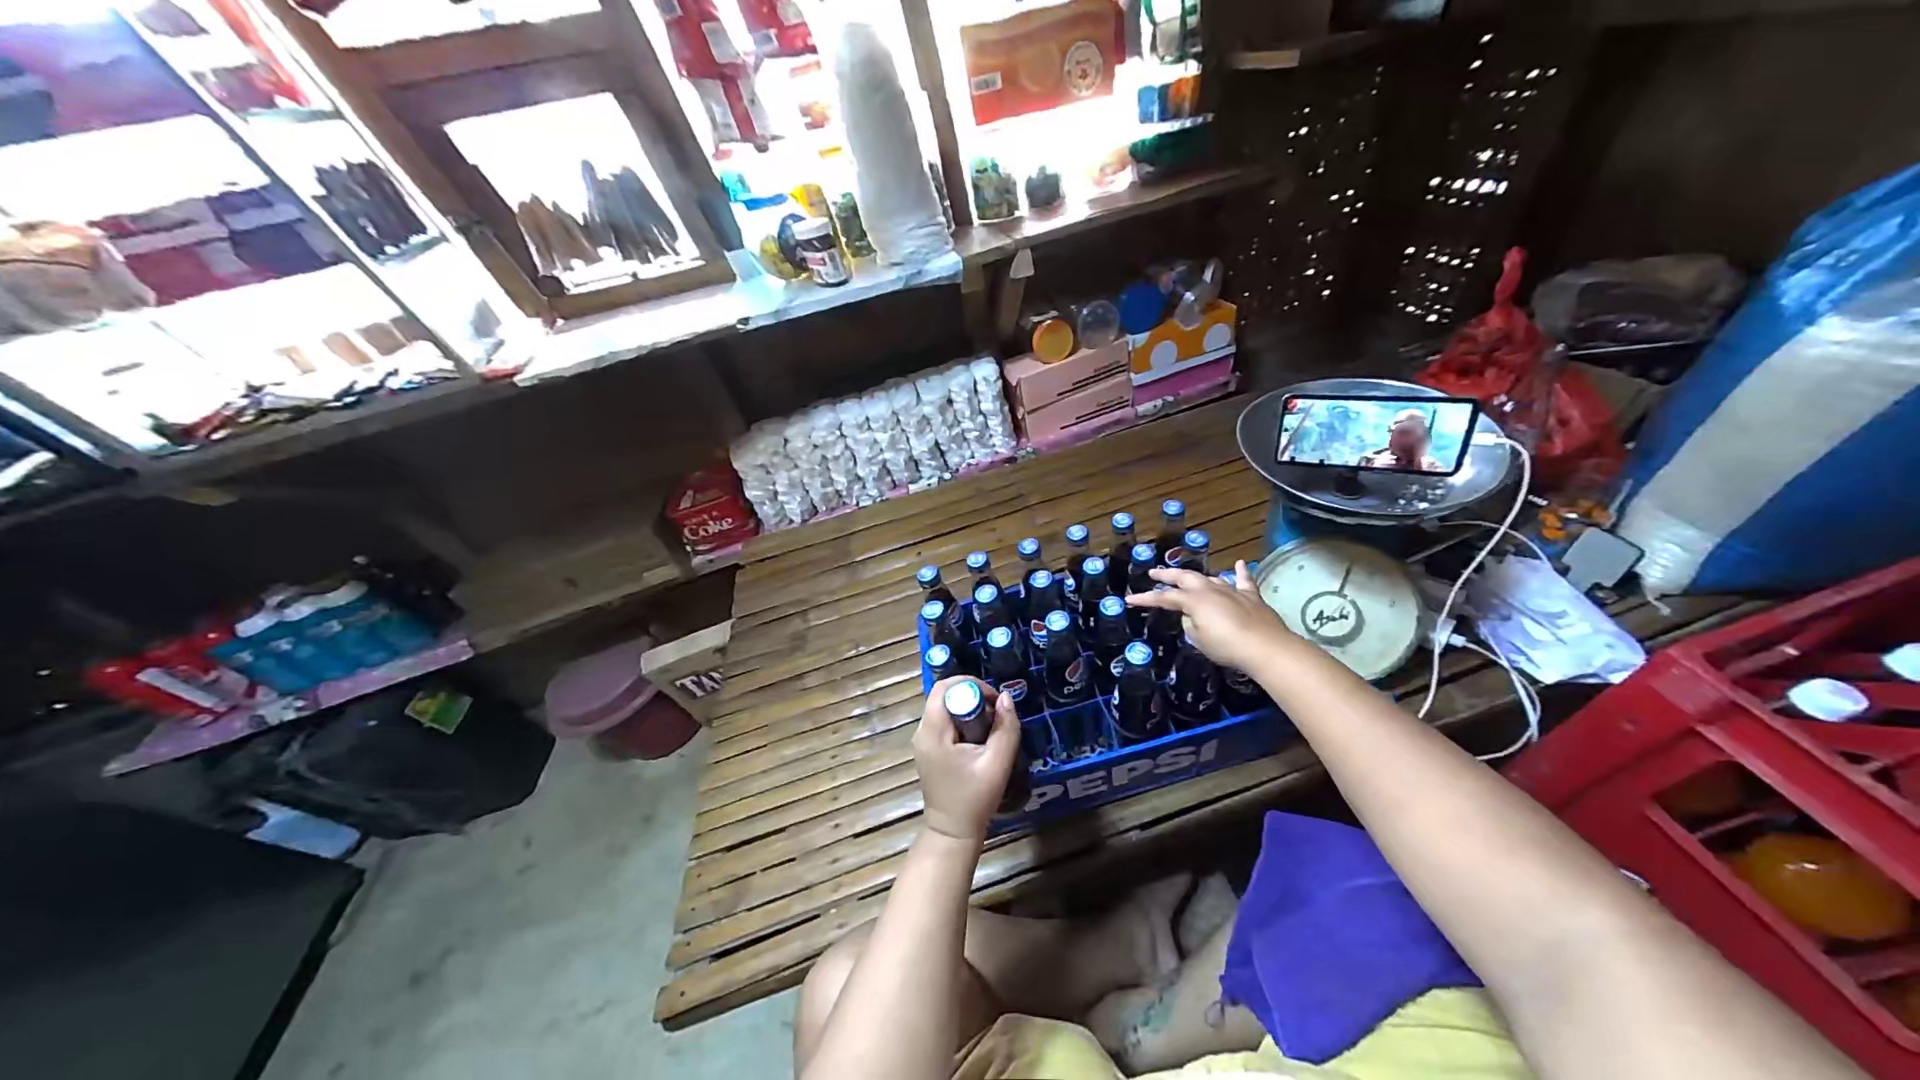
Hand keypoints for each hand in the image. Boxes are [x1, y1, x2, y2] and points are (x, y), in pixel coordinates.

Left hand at [913, 676, 1020, 841]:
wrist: (953, 832)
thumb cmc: (974, 798)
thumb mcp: (997, 763)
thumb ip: (1006, 728)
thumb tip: (1006, 698)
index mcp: (932, 731)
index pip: (945, 688)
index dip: (972, 685)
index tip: (994, 700)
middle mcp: (922, 731)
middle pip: (945, 696)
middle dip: (973, 697)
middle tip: (996, 713)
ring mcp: (923, 741)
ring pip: (946, 708)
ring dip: (970, 710)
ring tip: (991, 727)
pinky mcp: (929, 749)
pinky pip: (945, 722)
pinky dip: (963, 722)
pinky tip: (980, 740)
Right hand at [1125, 560, 1299, 672]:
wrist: (1265, 647)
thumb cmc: (1226, 646)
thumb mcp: (1199, 639)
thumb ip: (1190, 624)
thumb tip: (1191, 616)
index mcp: (1193, 600)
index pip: (1163, 598)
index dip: (1145, 599)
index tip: (1129, 599)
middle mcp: (1210, 589)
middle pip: (1184, 577)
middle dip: (1167, 575)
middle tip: (1154, 573)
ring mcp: (1232, 591)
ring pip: (1210, 578)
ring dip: (1197, 577)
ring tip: (1187, 577)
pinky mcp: (1251, 597)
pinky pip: (1244, 580)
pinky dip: (1241, 572)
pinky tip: (1240, 563)